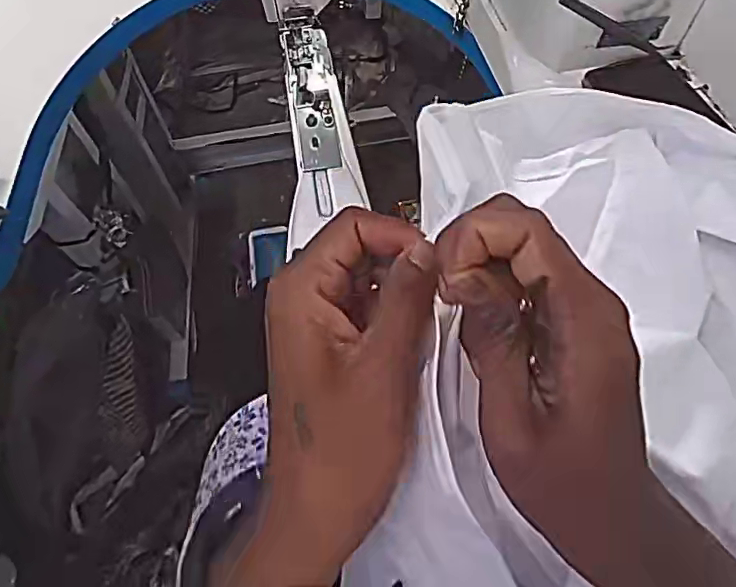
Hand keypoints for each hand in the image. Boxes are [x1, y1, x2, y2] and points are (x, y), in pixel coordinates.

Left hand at [233, 208, 438, 586]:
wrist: (316, 512)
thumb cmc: (333, 460)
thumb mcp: (384, 367)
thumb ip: (408, 298)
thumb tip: (425, 252)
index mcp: (300, 292)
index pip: (354, 224)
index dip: (398, 234)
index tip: (430, 256)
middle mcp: (300, 297)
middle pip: (362, 244)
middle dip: (403, 262)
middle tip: (435, 286)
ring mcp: (315, 316)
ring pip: (370, 272)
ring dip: (403, 289)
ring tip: (423, 320)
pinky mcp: (331, 335)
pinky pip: (369, 300)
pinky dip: (396, 310)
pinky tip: (409, 340)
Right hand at [436, 195, 735, 586]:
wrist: (611, 516)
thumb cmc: (568, 484)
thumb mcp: (511, 420)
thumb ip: (491, 336)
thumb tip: (464, 271)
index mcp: (584, 318)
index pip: (529, 232)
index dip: (475, 236)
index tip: (447, 276)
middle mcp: (591, 301)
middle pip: (526, 226)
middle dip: (472, 240)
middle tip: (445, 285)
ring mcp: (585, 305)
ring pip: (524, 242)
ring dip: (479, 258)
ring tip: (456, 304)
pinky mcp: (572, 314)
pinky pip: (528, 270)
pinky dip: (492, 278)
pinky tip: (476, 314)